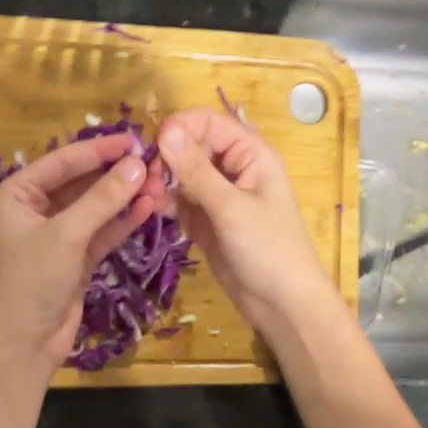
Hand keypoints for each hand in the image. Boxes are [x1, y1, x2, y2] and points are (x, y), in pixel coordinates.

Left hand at [0, 134, 165, 368]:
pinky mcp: (76, 259)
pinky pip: (102, 233)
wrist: (22, 343)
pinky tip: (148, 208)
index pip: (63, 161)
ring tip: (159, 184)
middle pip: (82, 183)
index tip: (134, 139)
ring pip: (96, 209)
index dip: (99, 150)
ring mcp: (58, 236)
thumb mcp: (66, 235)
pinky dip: (122, 222)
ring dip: (124, 198)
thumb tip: (137, 164)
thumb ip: (102, 199)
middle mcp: (36, 209)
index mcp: (18, 193)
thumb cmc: (31, 281)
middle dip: (116, 175)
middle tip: (153, 162)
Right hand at [157, 108, 342, 332]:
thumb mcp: (231, 207)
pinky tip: (152, 210)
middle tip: (145, 180)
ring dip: (163, 183)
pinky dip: (166, 204)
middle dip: (166, 158)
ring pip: (182, 177)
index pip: (208, 123)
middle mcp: (234, 170)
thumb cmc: (268, 249)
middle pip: (191, 148)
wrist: (282, 304)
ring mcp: (219, 198)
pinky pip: (181, 204)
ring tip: (146, 197)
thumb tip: (166, 130)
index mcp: (250, 154)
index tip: (152, 148)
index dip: (179, 128)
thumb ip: (197, 170)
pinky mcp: (207, 224)